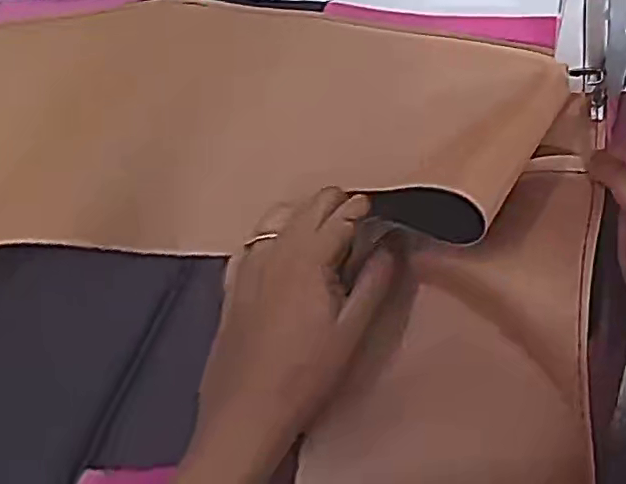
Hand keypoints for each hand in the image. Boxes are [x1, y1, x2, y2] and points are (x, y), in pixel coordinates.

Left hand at [180, 188, 399, 483]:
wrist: (243, 421)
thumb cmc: (307, 374)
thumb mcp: (353, 329)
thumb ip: (377, 277)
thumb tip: (394, 239)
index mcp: (309, 259)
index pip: (343, 214)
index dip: (364, 208)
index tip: (379, 215)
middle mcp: (277, 252)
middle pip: (312, 204)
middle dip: (339, 204)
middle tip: (358, 227)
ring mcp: (249, 268)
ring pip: (280, 214)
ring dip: (306, 214)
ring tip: (325, 235)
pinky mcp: (231, 287)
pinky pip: (252, 241)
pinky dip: (273, 234)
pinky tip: (283, 253)